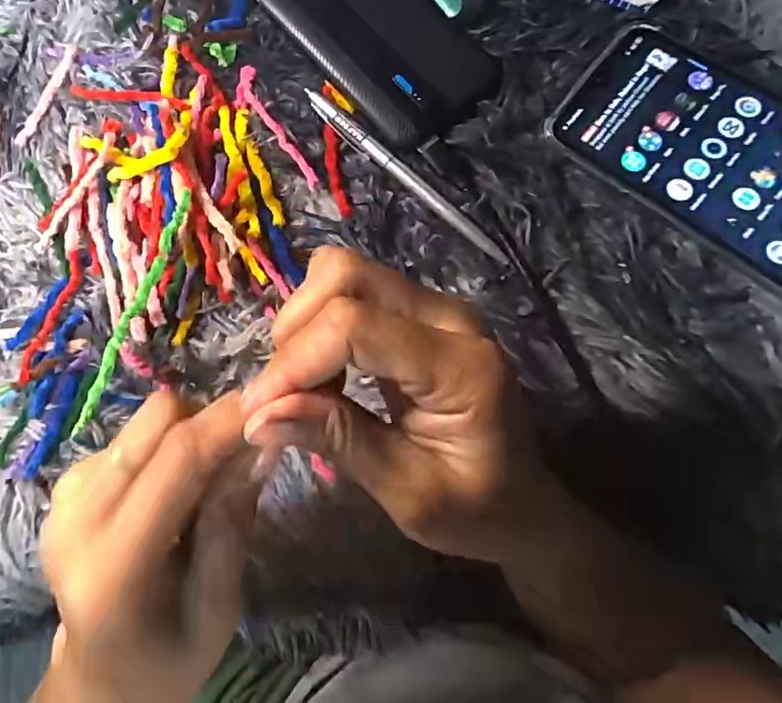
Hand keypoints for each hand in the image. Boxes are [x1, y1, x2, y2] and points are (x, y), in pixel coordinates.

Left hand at [35, 390, 265, 702]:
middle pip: (157, 420)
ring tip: (206, 478)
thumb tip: (261, 443)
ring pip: (145, 419)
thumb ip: (232, 524)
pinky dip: (164, 445)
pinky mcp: (67, 480)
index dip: (227, 422)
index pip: (178, 460)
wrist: (99, 673)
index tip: (272, 405)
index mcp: (114, 561)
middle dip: (208, 418)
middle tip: (241, 449)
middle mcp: (79, 514)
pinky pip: (132, 434)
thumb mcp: (217, 609)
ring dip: (186, 431)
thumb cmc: (167, 653)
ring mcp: (66, 492)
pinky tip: (172, 488)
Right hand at [238, 248, 743, 691]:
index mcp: (460, 365)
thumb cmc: (477, 510)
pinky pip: (352, 286)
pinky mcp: (417, 308)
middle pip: (347, 276)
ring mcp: (434, 305)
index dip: (297, 360)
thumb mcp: (409, 495)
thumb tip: (259, 415)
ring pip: (343, 271)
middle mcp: (448, 316)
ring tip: (301, 382)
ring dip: (304, 320)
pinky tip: (321, 368)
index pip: (356, 326)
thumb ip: (339, 441)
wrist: (524, 501)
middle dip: (296, 330)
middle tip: (280, 393)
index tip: (257, 408)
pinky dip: (318, 318)